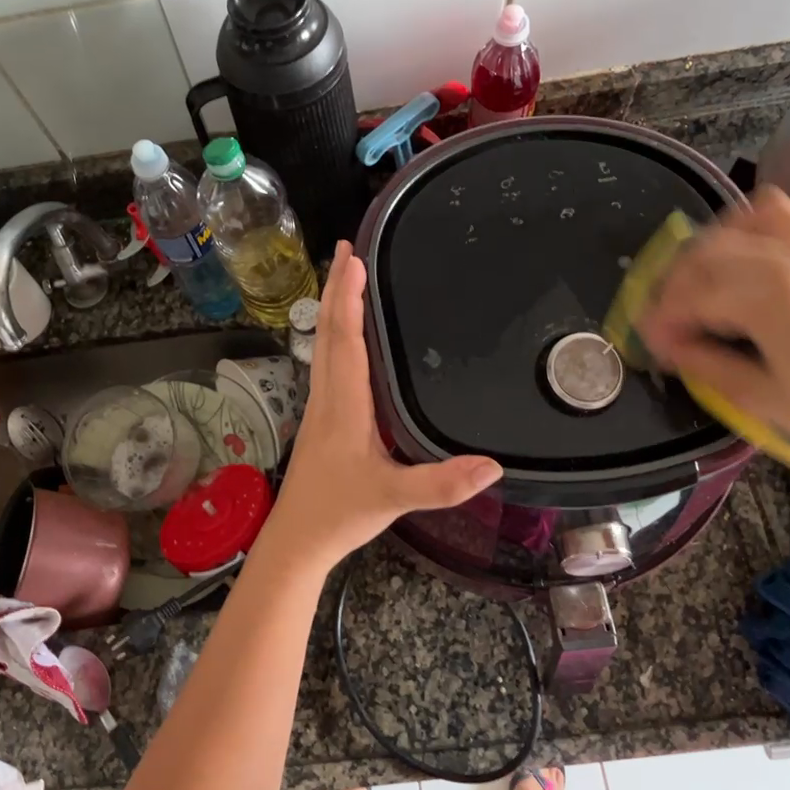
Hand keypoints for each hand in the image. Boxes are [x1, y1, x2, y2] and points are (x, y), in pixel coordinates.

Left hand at [262, 241, 502, 567]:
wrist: (296, 540)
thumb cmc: (339, 514)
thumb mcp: (393, 499)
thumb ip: (441, 484)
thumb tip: (493, 467)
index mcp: (344, 405)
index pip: (345, 339)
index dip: (348, 297)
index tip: (353, 258)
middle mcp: (327, 397)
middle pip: (328, 332)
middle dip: (336, 287)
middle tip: (346, 249)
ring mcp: (320, 407)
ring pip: (323, 346)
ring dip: (332, 308)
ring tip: (344, 279)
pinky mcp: (321, 419)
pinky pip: (327, 363)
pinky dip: (335, 335)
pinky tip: (346, 337)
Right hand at [638, 187, 789, 480]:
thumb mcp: (761, 400)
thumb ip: (705, 364)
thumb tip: (666, 344)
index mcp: (771, 302)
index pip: (693, 296)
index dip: (661, 318)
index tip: (648, 342)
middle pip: (707, 255)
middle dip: (674, 285)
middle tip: (664, 321)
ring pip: (738, 227)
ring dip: (705, 251)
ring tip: (695, 287)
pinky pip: (783, 220)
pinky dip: (748, 228)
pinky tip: (737, 260)